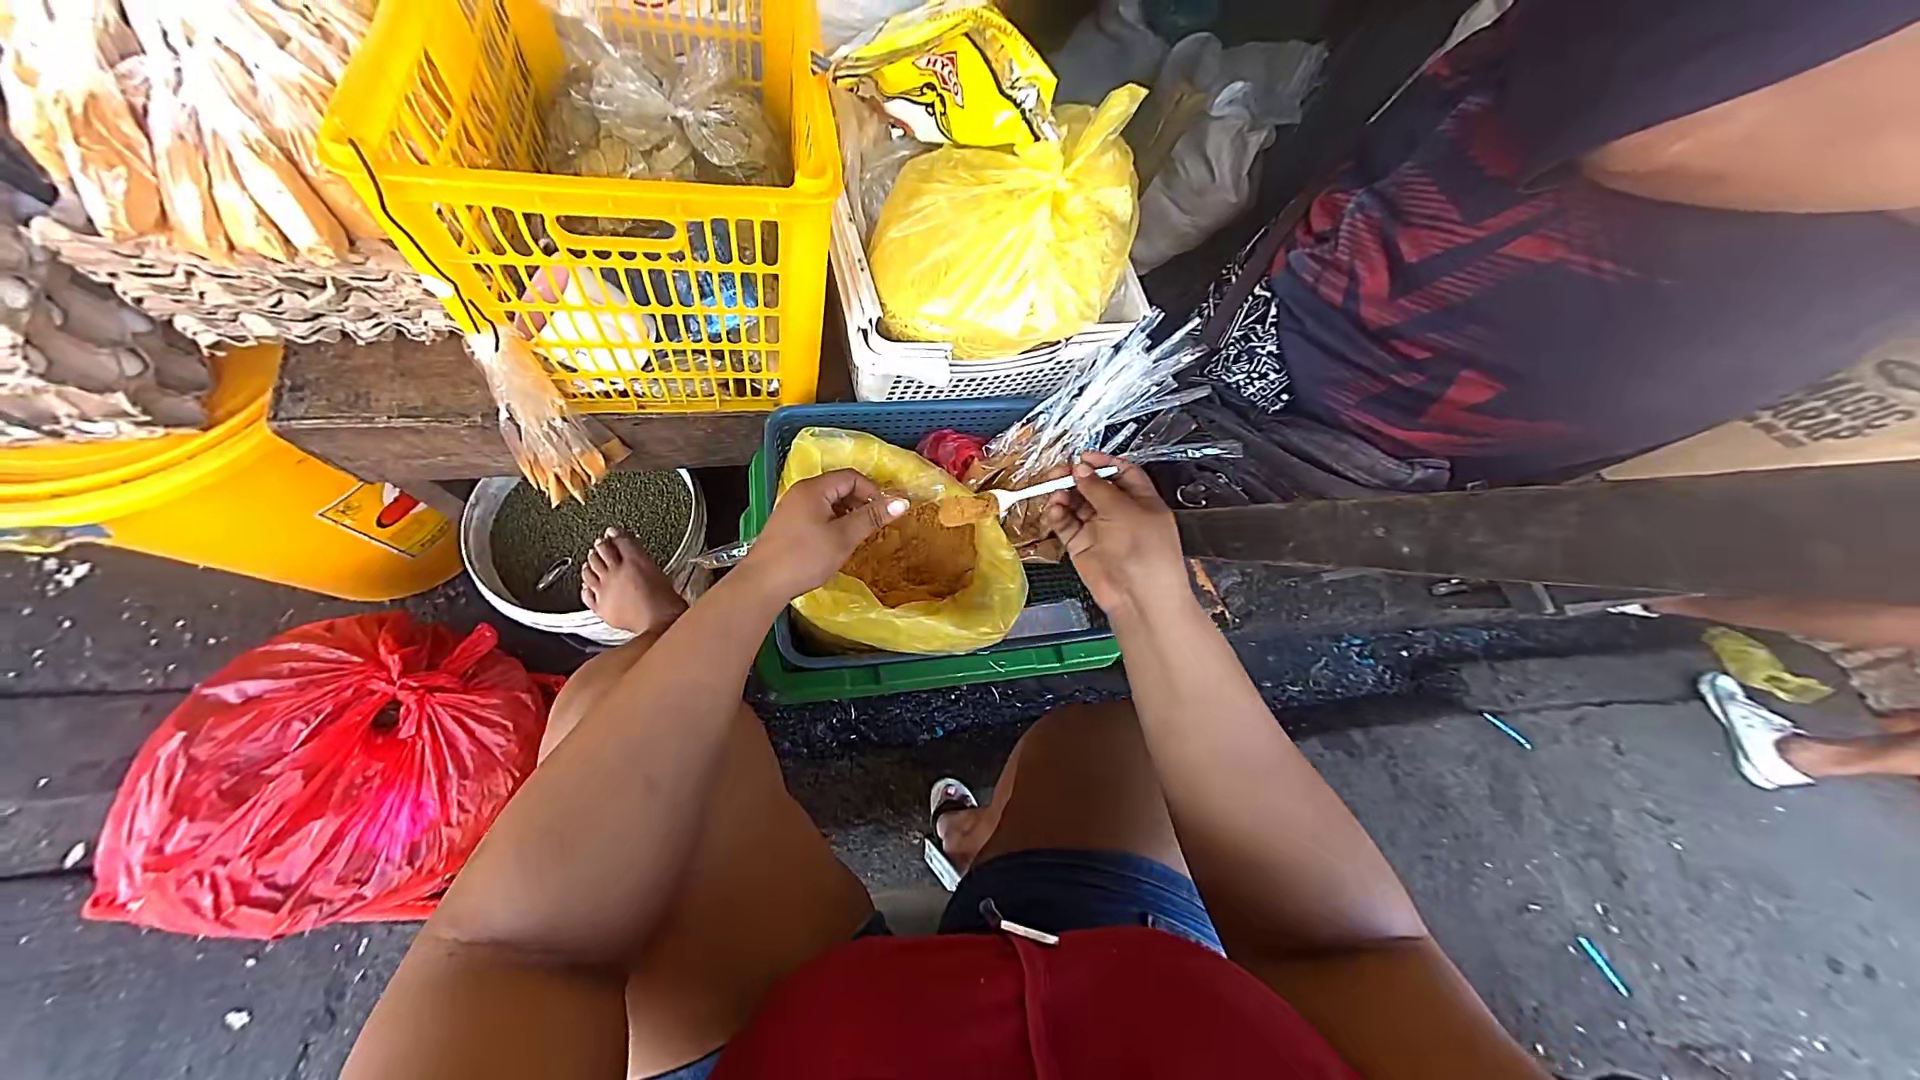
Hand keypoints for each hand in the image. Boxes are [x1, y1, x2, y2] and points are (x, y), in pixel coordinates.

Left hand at [737, 469, 907, 602]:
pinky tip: (836, 543)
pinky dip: (833, 523)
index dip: (872, 491)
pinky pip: (817, 514)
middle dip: (860, 503)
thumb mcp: (843, 537)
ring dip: (847, 515)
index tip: (884, 513)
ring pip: (829, 502)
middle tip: (873, 526)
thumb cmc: (805, 558)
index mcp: (813, 489)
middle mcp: (801, 492)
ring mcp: (792, 508)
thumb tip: (902, 502)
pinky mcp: (788, 524)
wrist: (762, 583)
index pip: (851, 477)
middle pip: (839, 487)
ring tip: (856, 536)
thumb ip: (871, 517)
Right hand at [1044, 452, 1190, 616]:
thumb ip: (1098, 487)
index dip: (1102, 462)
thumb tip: (1080, 469)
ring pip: (1076, 504)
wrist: (1138, 594)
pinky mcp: (1082, 545)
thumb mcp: (1123, 510)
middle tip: (1060, 472)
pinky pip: (1066, 524)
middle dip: (1076, 477)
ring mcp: (1099, 529)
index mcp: (1140, 500)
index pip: (1121, 472)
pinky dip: (1058, 515)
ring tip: (1054, 490)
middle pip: (1093, 486)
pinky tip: (1054, 509)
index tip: (1083, 457)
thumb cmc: (1144, 551)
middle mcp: (1119, 513)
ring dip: (1064, 495)